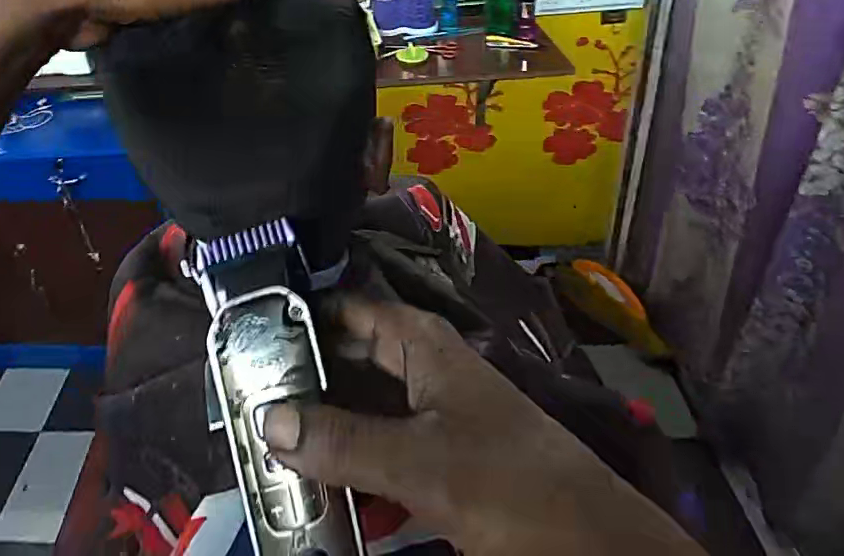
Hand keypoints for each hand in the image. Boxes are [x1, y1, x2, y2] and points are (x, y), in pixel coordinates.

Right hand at [262, 296, 701, 555]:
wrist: (597, 548)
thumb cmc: (509, 483)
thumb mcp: (420, 462)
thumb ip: (341, 441)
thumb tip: (264, 421)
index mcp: (417, 341)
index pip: (344, 311)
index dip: (299, 320)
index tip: (248, 343)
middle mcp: (418, 365)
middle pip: (346, 359)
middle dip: (301, 381)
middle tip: (246, 403)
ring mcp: (428, 411)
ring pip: (359, 406)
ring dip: (320, 426)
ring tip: (267, 444)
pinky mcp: (436, 454)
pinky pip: (378, 445)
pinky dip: (348, 460)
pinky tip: (316, 485)